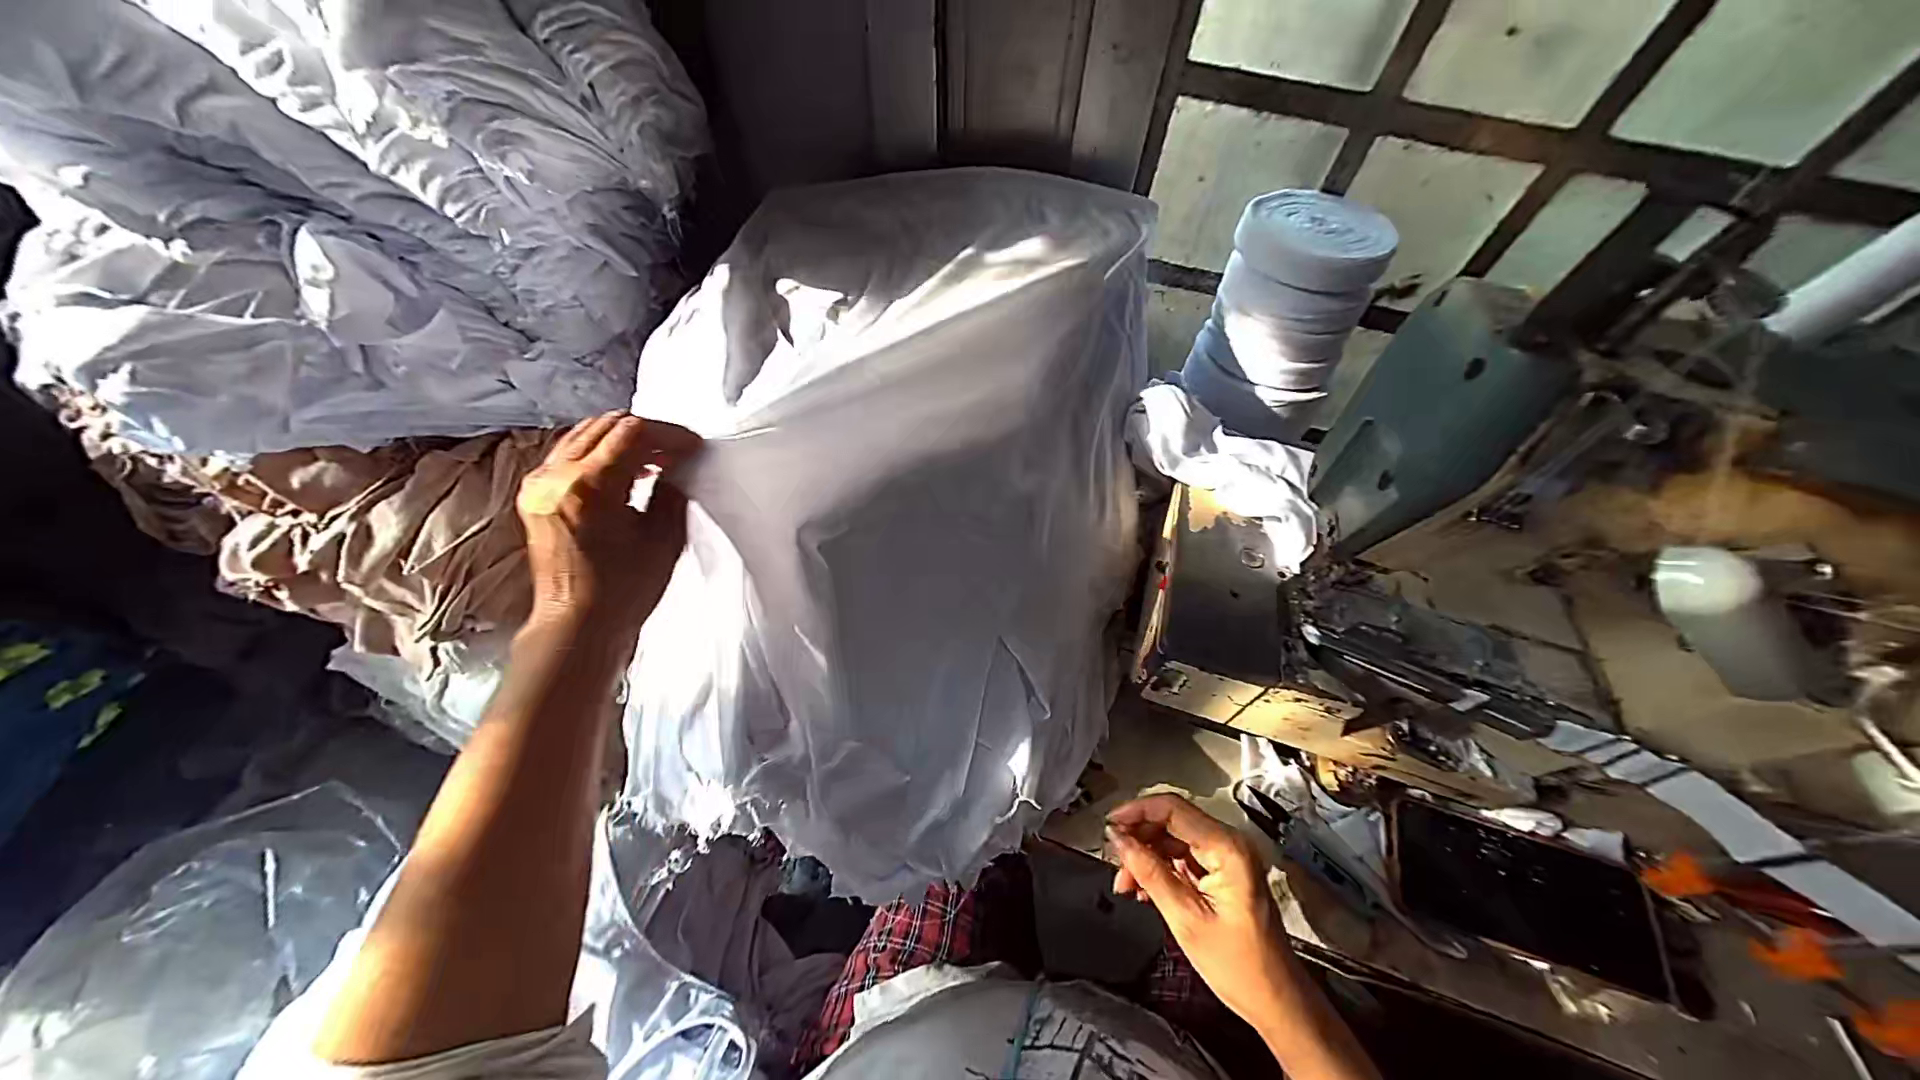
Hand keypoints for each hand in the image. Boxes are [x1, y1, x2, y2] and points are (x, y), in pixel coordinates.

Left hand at [516, 412, 700, 638]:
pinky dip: (601, 453)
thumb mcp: (663, 539)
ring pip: (585, 434)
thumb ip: (670, 490)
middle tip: (677, 451)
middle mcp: (555, 479)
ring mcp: (539, 486)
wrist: (577, 624)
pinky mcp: (535, 496)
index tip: (692, 446)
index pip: (633, 433)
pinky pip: (569, 454)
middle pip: (606, 425)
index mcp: (588, 486)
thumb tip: (675, 465)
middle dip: (648, 432)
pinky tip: (625, 472)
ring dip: (624, 440)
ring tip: (654, 460)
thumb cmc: (619, 593)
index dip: (670, 434)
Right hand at [1106, 793, 1297, 1027]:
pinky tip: (1144, 886)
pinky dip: (1160, 865)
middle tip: (1114, 858)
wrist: (1276, 1001)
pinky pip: (1182, 854)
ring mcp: (1228, 857)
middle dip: (1138, 836)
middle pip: (1171, 819)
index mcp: (1228, 849)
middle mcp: (1231, 844)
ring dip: (1145, 853)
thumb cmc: (1242, 967)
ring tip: (1127, 881)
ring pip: (1173, 836)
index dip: (1135, 812)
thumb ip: (1149, 871)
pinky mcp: (1223, 870)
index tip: (1109, 825)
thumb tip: (1119, 840)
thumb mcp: (1185, 917)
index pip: (1172, 808)